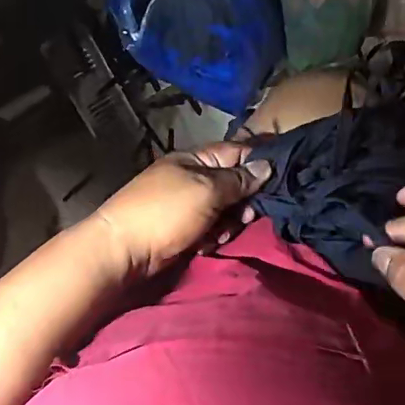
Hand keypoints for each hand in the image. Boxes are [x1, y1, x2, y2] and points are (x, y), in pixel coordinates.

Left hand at [86, 141, 271, 281]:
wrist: (123, 252)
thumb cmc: (165, 213)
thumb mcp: (206, 190)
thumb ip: (239, 179)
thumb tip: (267, 165)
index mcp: (195, 159)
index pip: (238, 152)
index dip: (259, 164)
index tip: (280, 180)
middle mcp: (193, 178)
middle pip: (235, 185)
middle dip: (244, 203)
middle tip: (244, 217)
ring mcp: (188, 205)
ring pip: (226, 211)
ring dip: (228, 225)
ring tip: (217, 236)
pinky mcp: (185, 230)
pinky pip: (212, 229)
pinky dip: (213, 238)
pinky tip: (204, 246)